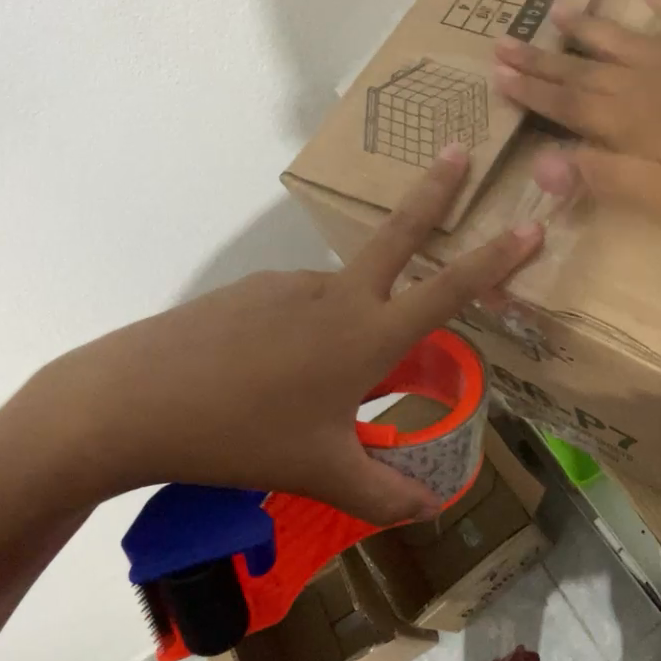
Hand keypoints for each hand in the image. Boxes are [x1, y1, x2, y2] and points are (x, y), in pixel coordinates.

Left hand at [11, 147, 541, 524]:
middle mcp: (336, 295)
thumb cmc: (242, 436)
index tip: (531, 227)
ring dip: (356, 315)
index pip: (449, 292)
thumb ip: (384, 493)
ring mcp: (289, 286)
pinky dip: (309, 329)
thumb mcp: (322, 473)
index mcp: (368, 334)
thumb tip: (430, 508)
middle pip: (399, 234)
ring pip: (344, 294)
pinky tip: (272, 374)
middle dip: (435, 192)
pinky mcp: (251, 291)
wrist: (129, 403)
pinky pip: (299, 306)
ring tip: (315, 385)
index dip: (496, 261)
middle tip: (459, 152)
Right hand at [492, 0, 660, 212]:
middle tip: (503, 41)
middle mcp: (646, 83)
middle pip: (585, 70)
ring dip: (590, 28)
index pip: (567, 105)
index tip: (496, 75)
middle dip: (543, 60)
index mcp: (628, 120)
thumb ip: (603, 176)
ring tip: (557, 11)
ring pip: (625, 41)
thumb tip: (542, 165)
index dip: (531, 93)